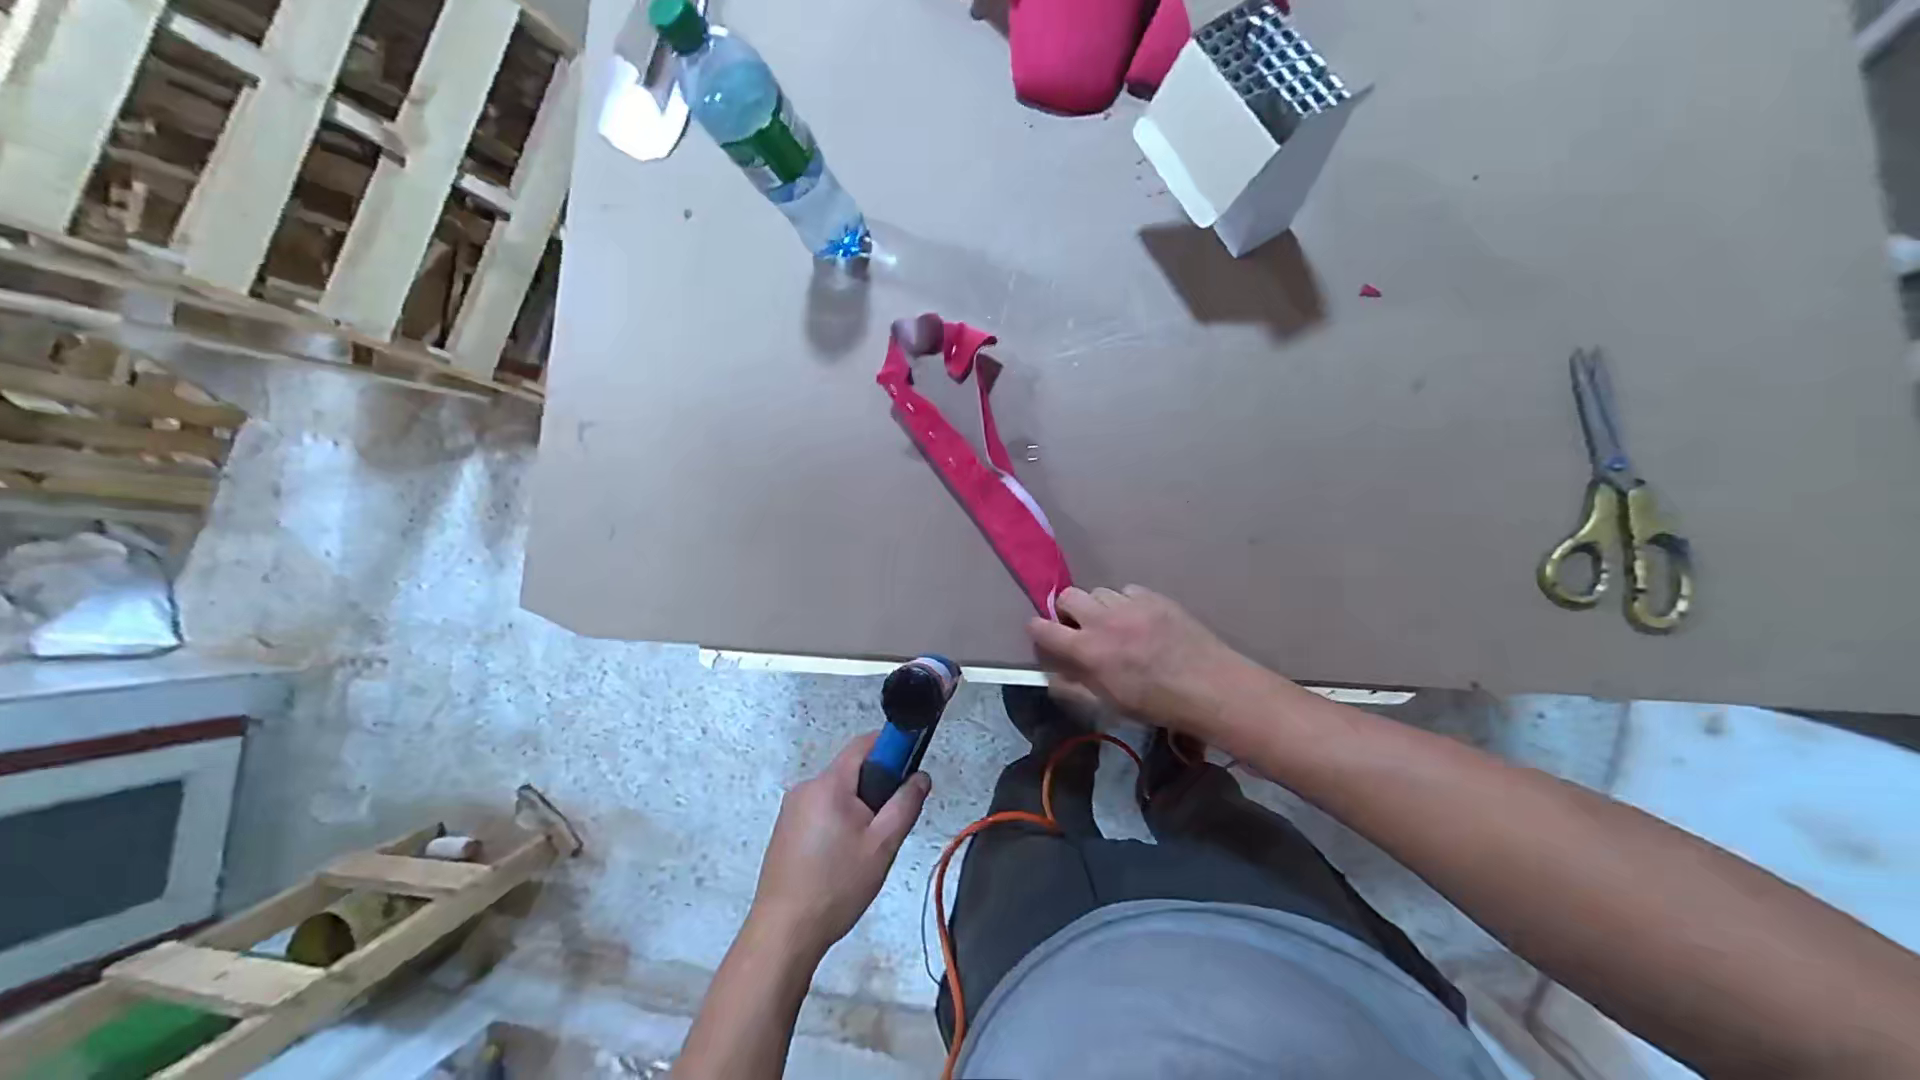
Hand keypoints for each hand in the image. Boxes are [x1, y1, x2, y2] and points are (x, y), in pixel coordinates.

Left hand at [748, 733, 930, 959]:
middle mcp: (806, 787)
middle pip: (851, 771)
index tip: (909, 770)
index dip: (892, 748)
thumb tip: (920, 776)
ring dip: (857, 810)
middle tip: (887, 827)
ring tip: (864, 851)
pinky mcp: (785, 830)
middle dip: (876, 789)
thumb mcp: (883, 845)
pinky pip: (821, 812)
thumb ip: (905, 804)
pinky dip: (838, 824)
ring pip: (837, 795)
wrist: (785, 932)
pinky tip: (841, 860)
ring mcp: (791, 809)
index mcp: (828, 784)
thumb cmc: (837, 885)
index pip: (865, 743)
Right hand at [1028, 585, 1267, 736]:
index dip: (1036, 629)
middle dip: (1066, 610)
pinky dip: (1125, 603)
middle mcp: (1103, 620)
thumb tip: (1052, 674)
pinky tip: (1138, 620)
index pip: (1044, 628)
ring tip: (1112, 624)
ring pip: (1098, 592)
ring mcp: (1130, 605)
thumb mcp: (1108, 704)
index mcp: (1088, 650)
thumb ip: (1074, 686)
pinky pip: (1127, 591)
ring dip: (1097, 606)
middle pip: (1068, 596)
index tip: (1040, 632)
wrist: (1209, 686)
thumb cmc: (1156, 703)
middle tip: (1079, 627)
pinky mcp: (1154, 597)